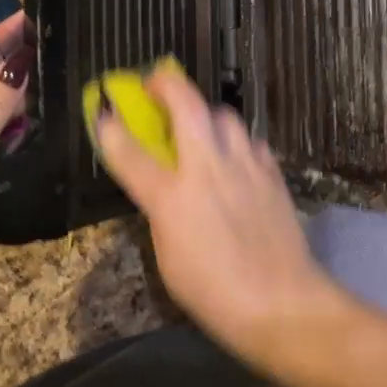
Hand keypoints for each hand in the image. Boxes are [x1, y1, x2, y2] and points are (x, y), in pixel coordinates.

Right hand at [92, 69, 345, 362]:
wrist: (282, 302)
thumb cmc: (214, 293)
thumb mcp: (169, 258)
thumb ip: (162, 214)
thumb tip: (163, 190)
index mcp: (172, 197)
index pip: (130, 153)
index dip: (111, 130)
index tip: (103, 112)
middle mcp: (207, 168)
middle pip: (186, 105)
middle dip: (167, 85)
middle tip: (157, 84)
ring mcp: (244, 166)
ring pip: (224, 115)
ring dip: (207, 115)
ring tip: (203, 130)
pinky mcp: (272, 173)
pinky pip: (250, 141)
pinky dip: (237, 143)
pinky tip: (236, 160)